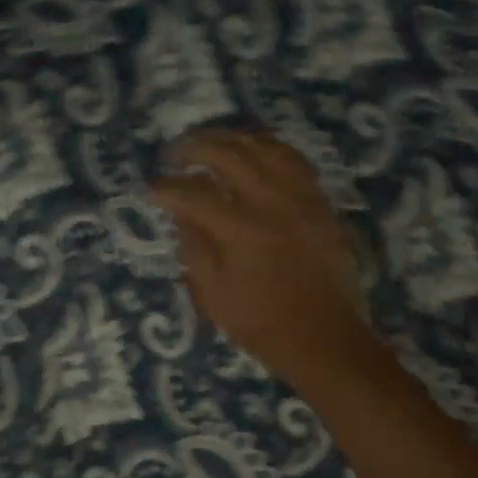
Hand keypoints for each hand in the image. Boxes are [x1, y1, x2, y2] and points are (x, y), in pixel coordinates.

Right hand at [150, 129, 376, 393]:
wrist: (325, 338)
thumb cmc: (261, 323)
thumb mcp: (212, 293)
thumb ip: (194, 246)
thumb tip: (182, 212)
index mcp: (241, 230)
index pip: (193, 193)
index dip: (166, 188)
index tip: (152, 188)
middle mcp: (272, 203)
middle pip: (228, 154)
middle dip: (194, 147)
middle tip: (175, 153)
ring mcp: (301, 198)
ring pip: (264, 147)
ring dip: (232, 140)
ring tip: (212, 145)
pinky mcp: (321, 202)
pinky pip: (294, 160)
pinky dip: (268, 150)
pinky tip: (253, 154)